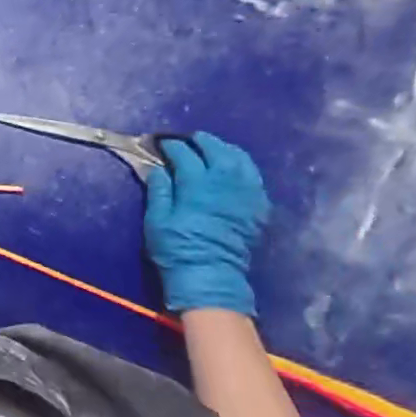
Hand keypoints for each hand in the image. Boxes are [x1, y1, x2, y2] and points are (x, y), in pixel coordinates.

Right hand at [143, 132, 270, 315]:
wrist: (210, 275)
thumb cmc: (176, 248)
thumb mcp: (157, 220)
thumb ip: (159, 190)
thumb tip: (157, 168)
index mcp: (196, 184)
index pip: (184, 154)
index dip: (170, 146)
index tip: (159, 143)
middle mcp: (225, 181)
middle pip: (215, 149)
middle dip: (199, 142)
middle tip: (186, 140)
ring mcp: (246, 192)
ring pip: (239, 158)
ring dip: (224, 149)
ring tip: (212, 148)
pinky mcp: (258, 205)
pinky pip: (252, 175)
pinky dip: (241, 165)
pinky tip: (232, 168)